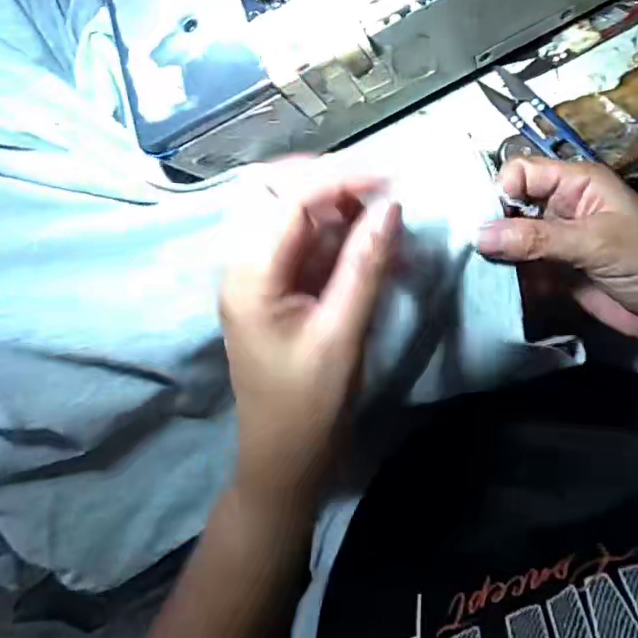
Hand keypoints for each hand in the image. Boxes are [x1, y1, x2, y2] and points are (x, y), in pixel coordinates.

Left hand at [220, 168, 400, 513]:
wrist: (284, 460)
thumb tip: (392, 206)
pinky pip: (309, 238)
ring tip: (385, 217)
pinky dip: (344, 232)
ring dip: (340, 205)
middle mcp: (246, 263)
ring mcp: (261, 271)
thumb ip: (366, 265)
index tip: (390, 176)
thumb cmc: (309, 404)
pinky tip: (379, 245)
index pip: (289, 201)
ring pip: (295, 210)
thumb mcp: (343, 334)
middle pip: (278, 191)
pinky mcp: (280, 282)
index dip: (339, 178)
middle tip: (380, 189)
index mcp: (249, 276)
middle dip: (330, 181)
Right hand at [475, 158, 637, 343]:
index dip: (501, 191)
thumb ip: (538, 238)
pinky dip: (509, 278)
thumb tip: (480, 234)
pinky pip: (524, 269)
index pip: (522, 172)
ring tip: (475, 272)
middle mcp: (563, 206)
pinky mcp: (558, 274)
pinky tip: (494, 290)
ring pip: (514, 239)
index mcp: (577, 182)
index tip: (484, 222)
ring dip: (497, 254)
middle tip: (469, 251)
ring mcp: (560, 242)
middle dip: (491, 224)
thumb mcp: (597, 243)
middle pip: (512, 204)